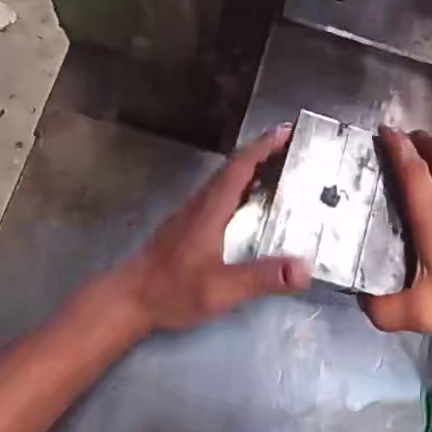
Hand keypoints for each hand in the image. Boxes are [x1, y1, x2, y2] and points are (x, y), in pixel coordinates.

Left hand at [114, 124, 312, 331]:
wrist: (128, 299)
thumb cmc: (171, 290)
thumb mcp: (221, 289)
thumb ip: (261, 278)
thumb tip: (304, 268)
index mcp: (210, 210)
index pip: (239, 167)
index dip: (263, 147)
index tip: (286, 132)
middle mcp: (200, 205)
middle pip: (233, 168)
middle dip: (262, 153)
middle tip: (290, 148)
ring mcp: (191, 214)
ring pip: (224, 181)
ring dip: (250, 169)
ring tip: (277, 170)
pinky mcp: (186, 226)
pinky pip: (218, 195)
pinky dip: (239, 188)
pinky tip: (248, 203)